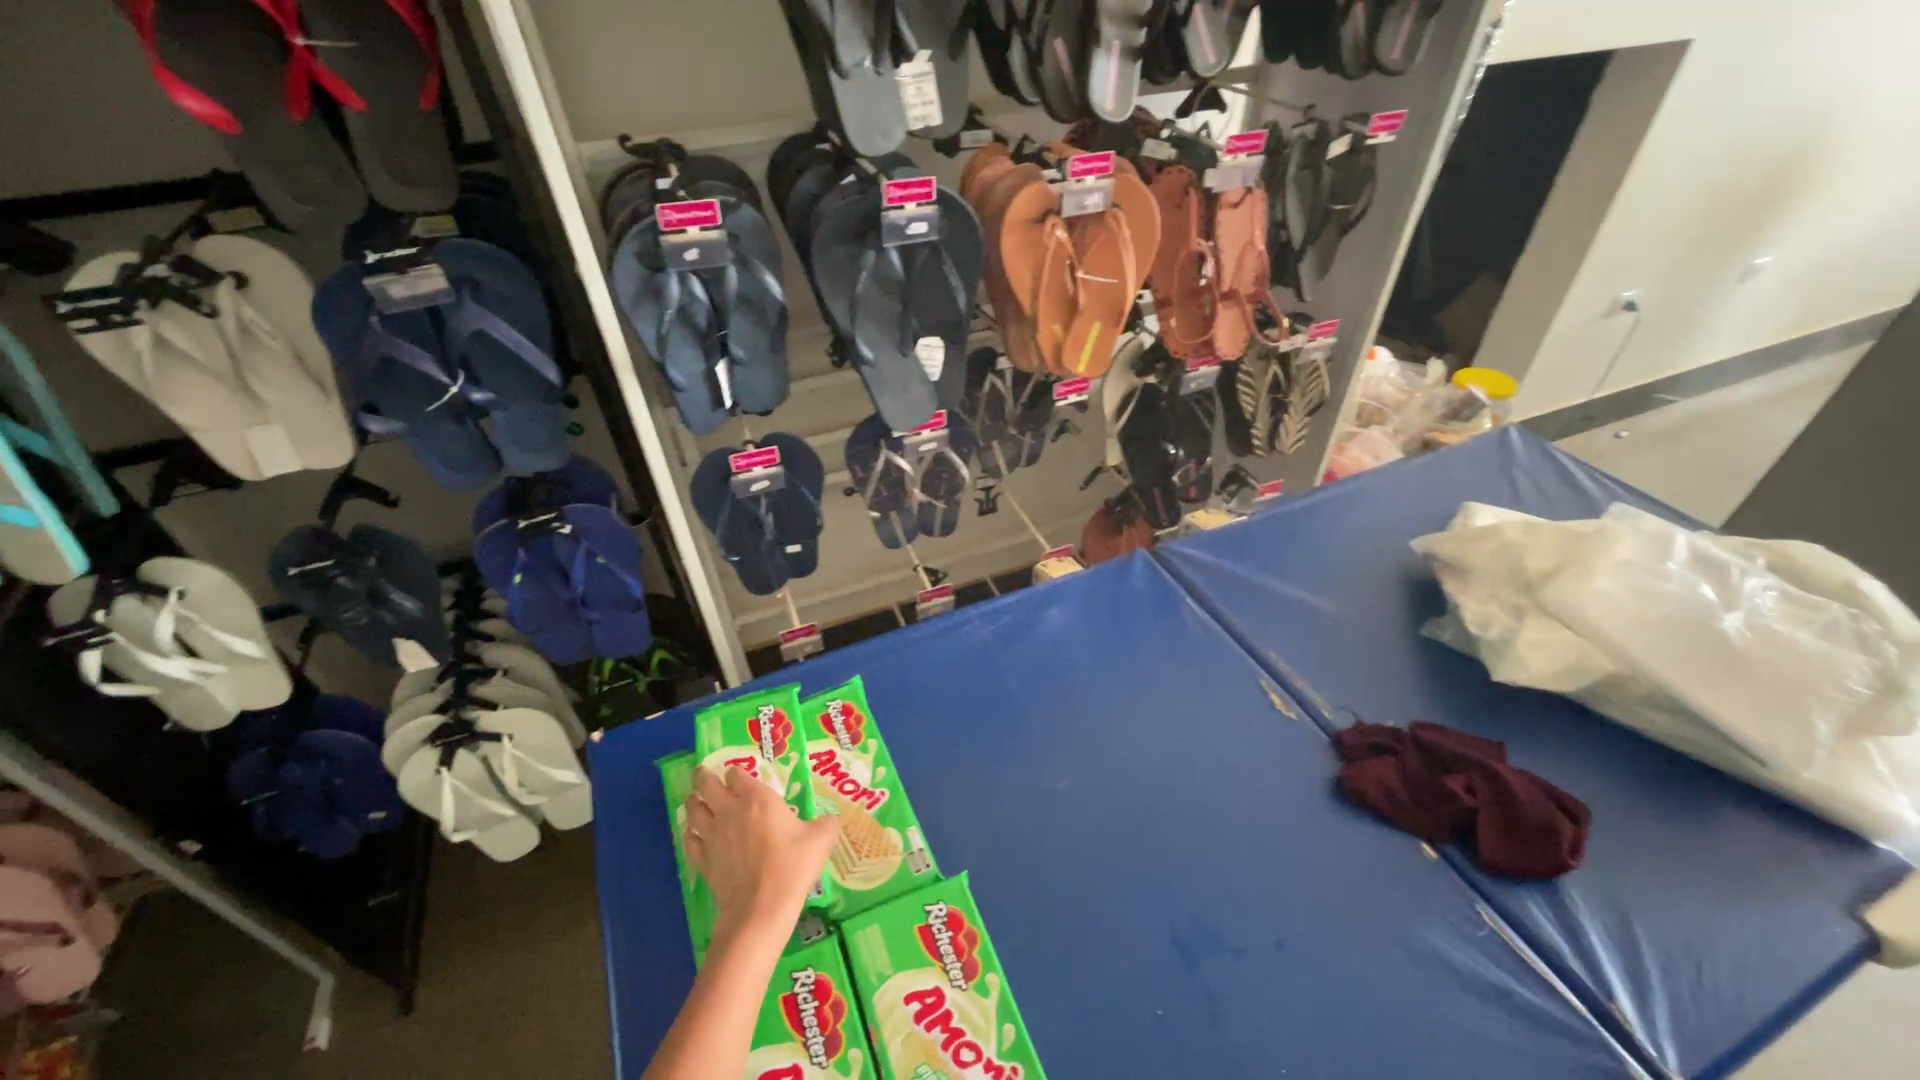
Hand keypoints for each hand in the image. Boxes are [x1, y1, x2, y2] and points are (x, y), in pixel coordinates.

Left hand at [685, 764, 838, 936]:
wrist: (762, 906)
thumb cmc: (792, 865)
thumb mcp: (821, 840)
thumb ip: (827, 824)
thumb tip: (832, 820)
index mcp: (757, 798)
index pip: (736, 774)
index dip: (736, 773)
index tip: (739, 777)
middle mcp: (729, 810)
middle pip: (706, 784)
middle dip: (704, 777)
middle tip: (705, 776)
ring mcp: (712, 835)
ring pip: (692, 809)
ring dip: (693, 801)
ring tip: (696, 800)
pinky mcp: (702, 859)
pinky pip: (689, 839)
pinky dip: (690, 833)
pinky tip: (695, 835)